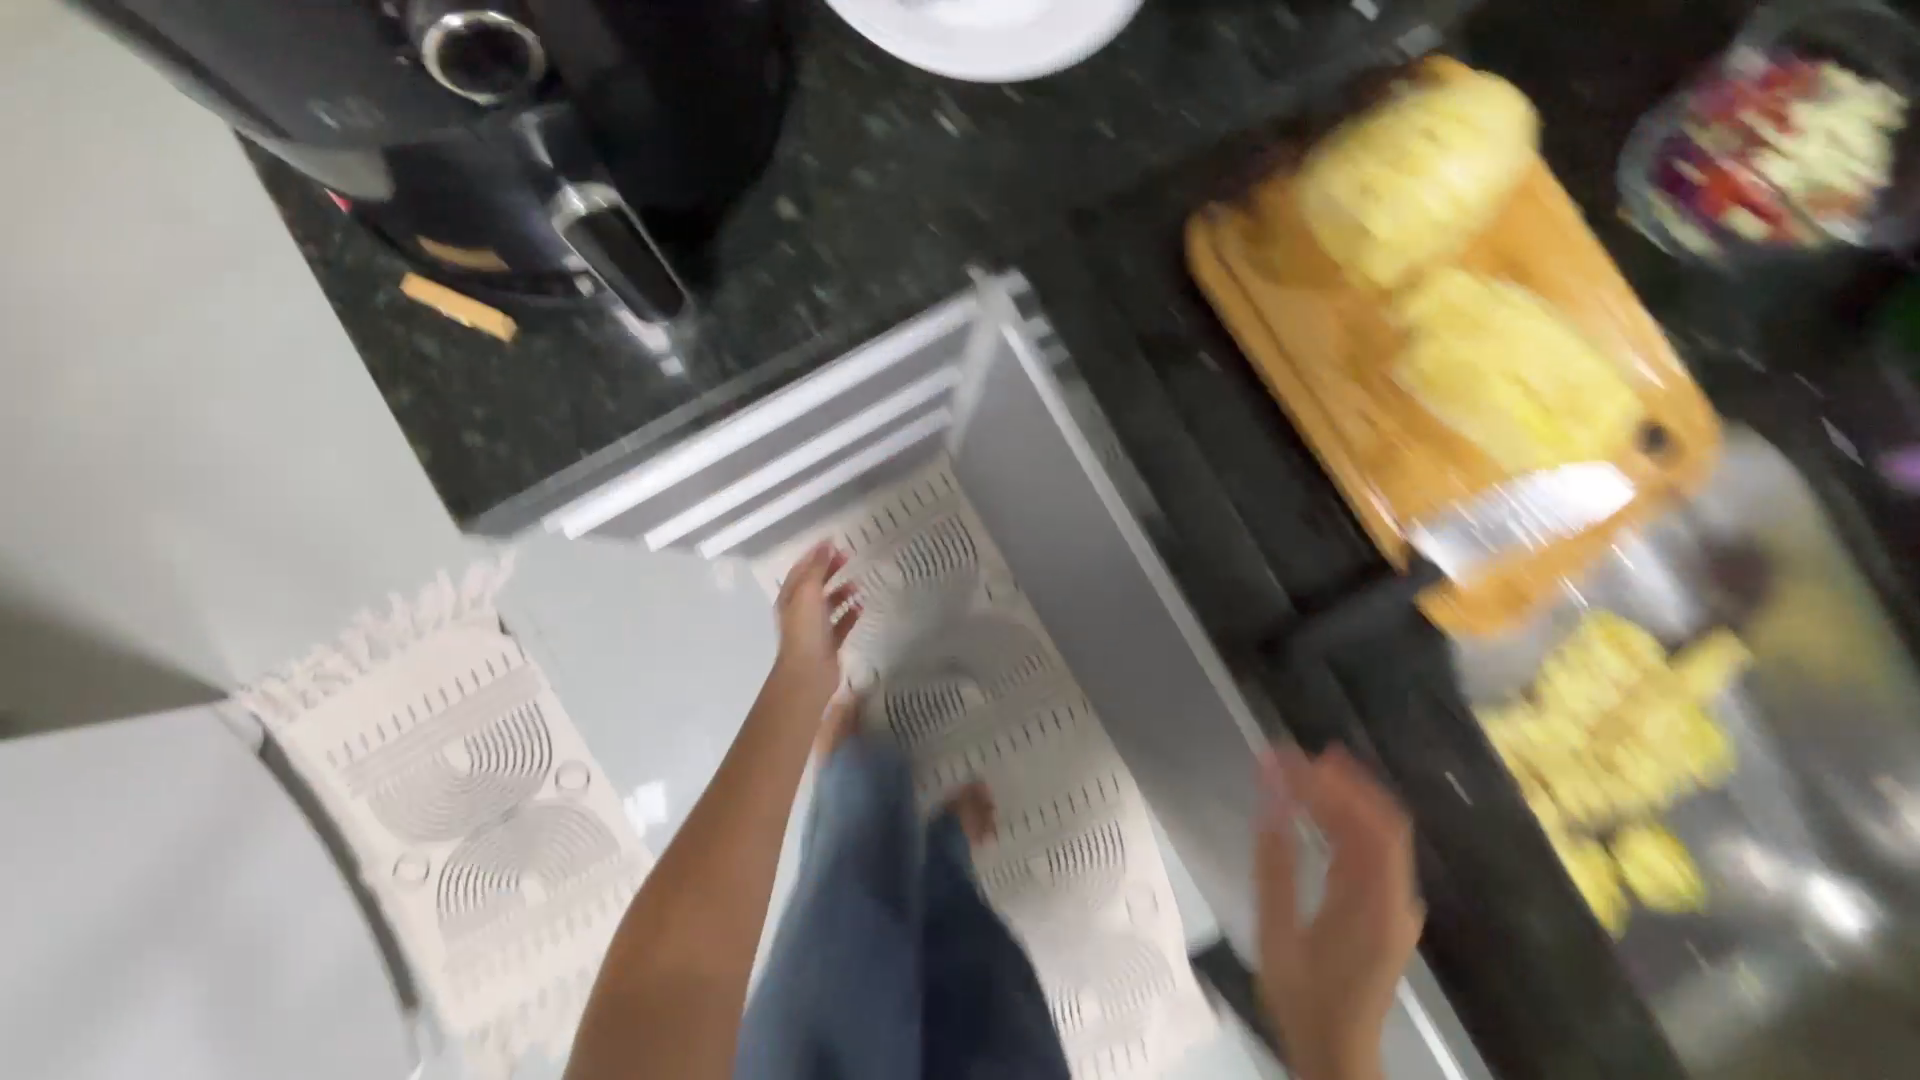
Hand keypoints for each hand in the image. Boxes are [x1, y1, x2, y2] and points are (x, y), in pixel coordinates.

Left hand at [771, 542, 860, 706]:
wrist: (808, 672)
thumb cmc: (805, 629)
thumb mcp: (808, 592)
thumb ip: (817, 568)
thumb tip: (826, 544)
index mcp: (790, 597)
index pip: (801, 569)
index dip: (816, 555)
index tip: (834, 542)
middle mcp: (800, 610)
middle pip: (816, 584)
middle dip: (830, 570)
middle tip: (849, 558)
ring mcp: (815, 627)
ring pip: (829, 604)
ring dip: (842, 592)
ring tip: (858, 585)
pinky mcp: (829, 642)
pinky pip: (841, 623)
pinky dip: (850, 613)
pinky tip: (861, 607)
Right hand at [1255, 745, 1423, 1079]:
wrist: (1337, 1054)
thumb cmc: (1303, 999)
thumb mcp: (1277, 935)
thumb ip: (1274, 868)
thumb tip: (1270, 804)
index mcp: (1375, 905)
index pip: (1365, 826)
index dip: (1334, 785)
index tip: (1289, 758)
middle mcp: (1396, 899)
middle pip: (1379, 824)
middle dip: (1341, 782)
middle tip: (1297, 754)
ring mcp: (1395, 905)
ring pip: (1378, 835)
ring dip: (1344, 798)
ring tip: (1306, 767)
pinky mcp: (1385, 911)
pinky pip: (1372, 854)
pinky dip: (1346, 823)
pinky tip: (1319, 810)